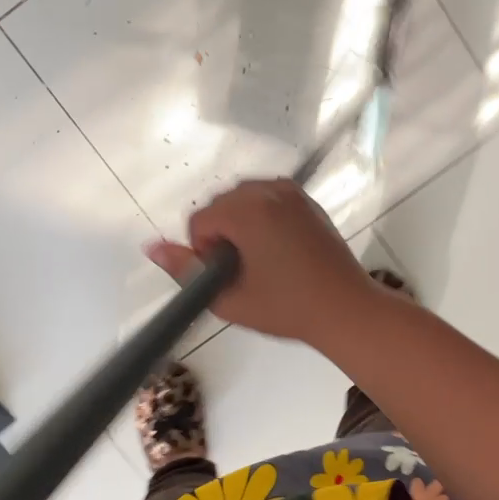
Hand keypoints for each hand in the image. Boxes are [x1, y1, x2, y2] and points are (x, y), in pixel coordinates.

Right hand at [145, 179, 384, 344]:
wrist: (347, 309)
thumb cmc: (288, 308)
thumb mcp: (230, 298)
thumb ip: (186, 271)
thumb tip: (151, 247)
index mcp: (249, 210)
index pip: (200, 220)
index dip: (204, 252)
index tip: (228, 277)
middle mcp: (270, 190)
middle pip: (221, 205)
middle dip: (222, 235)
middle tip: (246, 273)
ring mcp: (293, 193)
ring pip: (244, 200)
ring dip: (241, 227)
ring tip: (261, 264)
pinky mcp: (308, 202)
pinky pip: (269, 201)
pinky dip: (263, 220)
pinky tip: (279, 253)